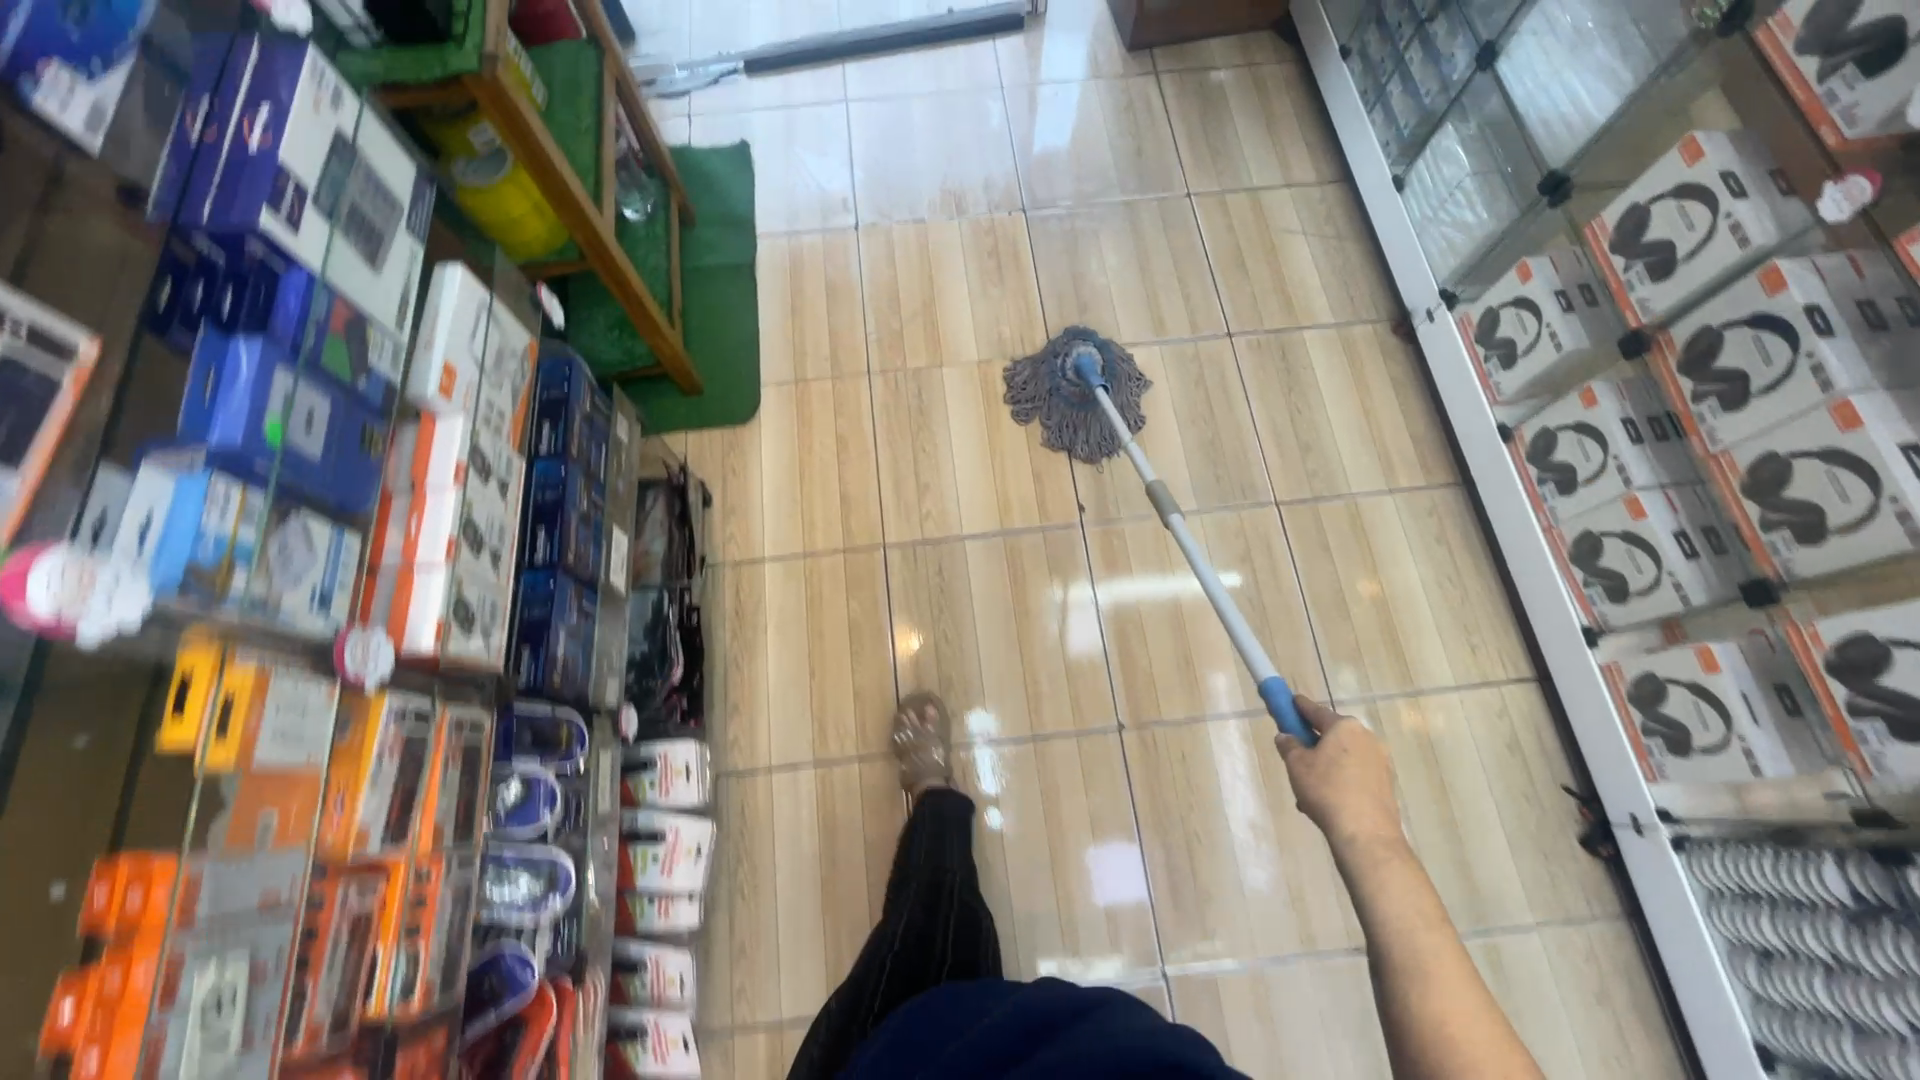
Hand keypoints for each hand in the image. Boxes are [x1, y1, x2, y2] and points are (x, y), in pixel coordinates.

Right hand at [1274, 695, 1403, 852]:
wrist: (1365, 832)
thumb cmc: (1326, 790)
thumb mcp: (1296, 765)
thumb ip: (1289, 746)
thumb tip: (1286, 736)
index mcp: (1344, 726)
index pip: (1316, 710)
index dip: (1299, 706)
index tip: (1290, 702)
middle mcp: (1367, 738)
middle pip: (1333, 734)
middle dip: (1314, 743)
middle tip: (1296, 758)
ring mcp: (1380, 761)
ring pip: (1344, 757)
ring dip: (1326, 766)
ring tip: (1309, 789)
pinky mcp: (1386, 784)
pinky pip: (1356, 775)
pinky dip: (1341, 781)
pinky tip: (1327, 801)